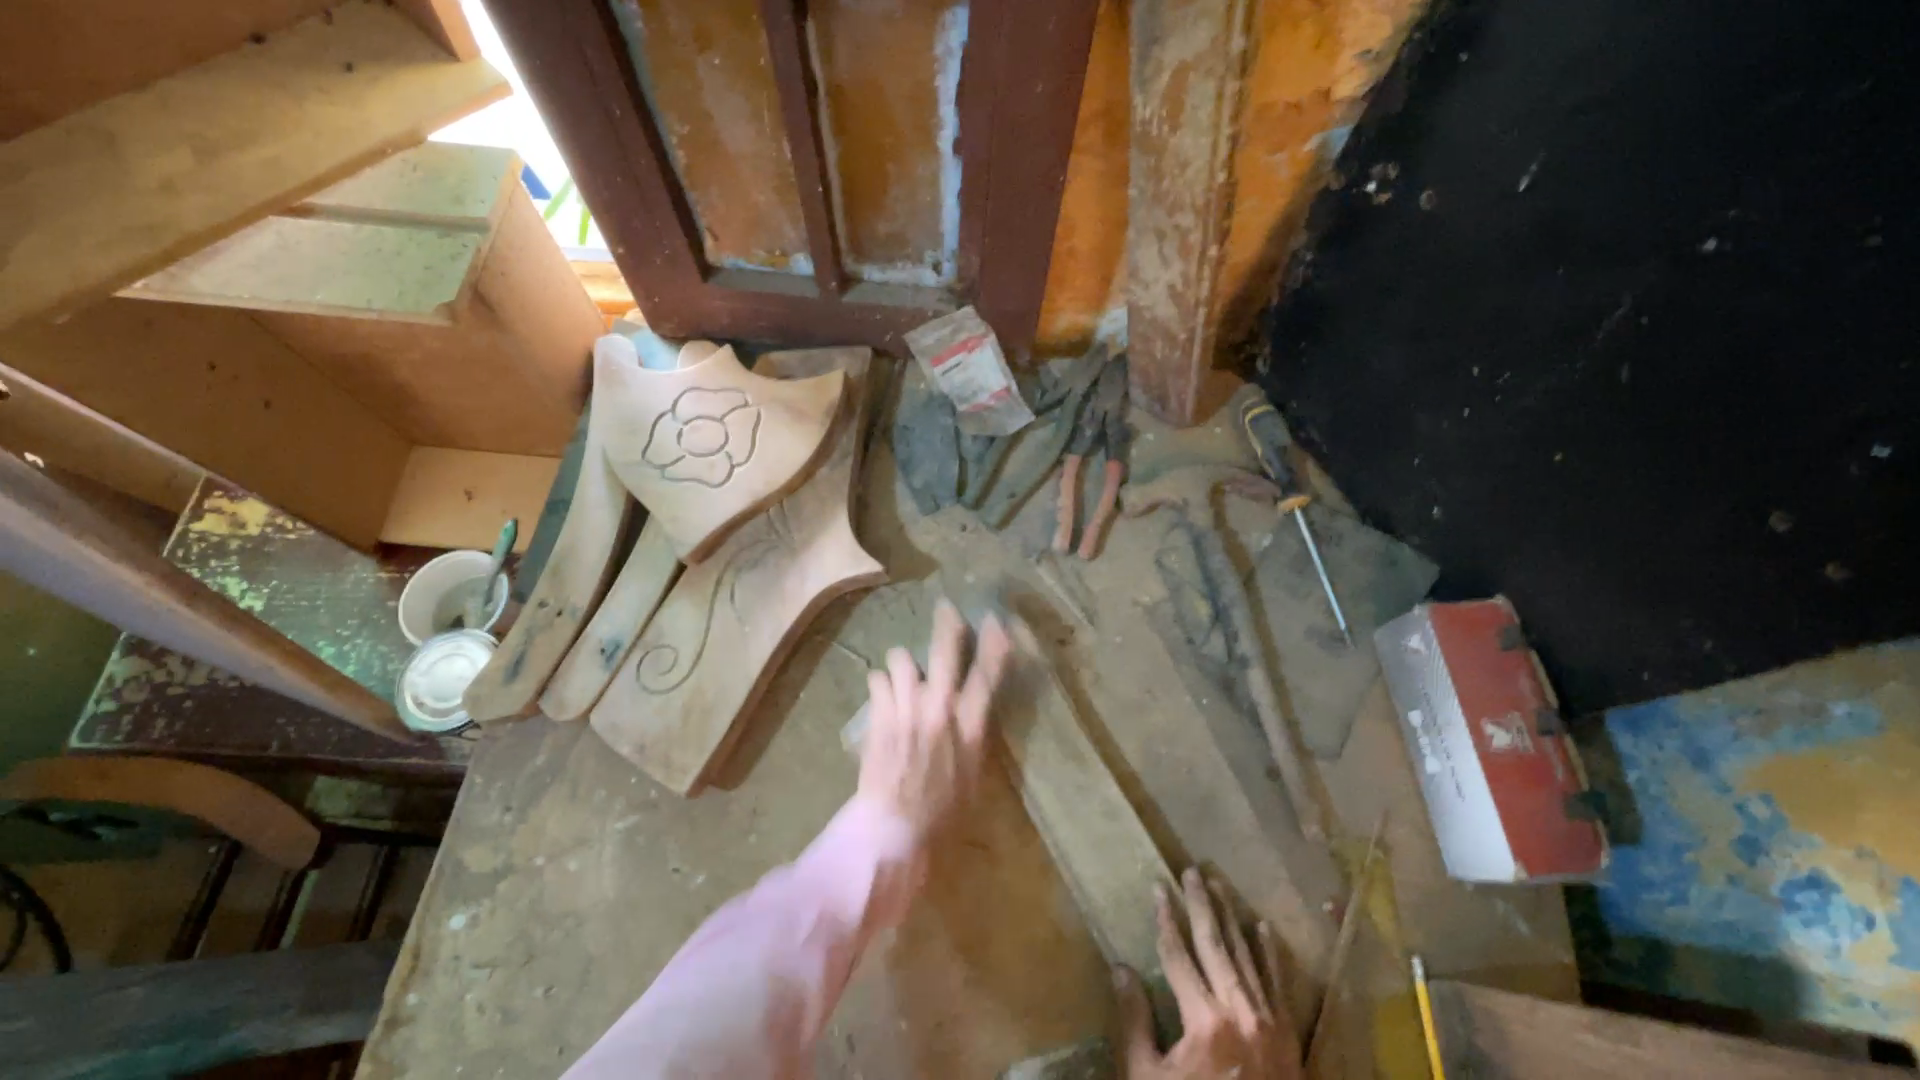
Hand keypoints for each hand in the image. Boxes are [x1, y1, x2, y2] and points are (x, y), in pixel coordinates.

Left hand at [857, 600, 1012, 839]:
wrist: (895, 830)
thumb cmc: (942, 812)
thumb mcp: (973, 776)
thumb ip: (973, 736)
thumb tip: (972, 709)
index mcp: (970, 727)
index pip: (987, 674)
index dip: (994, 643)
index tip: (995, 620)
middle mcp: (940, 711)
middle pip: (945, 652)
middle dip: (947, 625)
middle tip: (945, 609)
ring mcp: (906, 710)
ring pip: (903, 659)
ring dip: (904, 664)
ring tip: (903, 674)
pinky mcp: (879, 717)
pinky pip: (878, 680)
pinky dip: (881, 684)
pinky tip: (884, 694)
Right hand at [1115, 868, 1302, 1078]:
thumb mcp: (1147, 1077)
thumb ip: (1135, 1021)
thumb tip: (1120, 968)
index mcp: (1204, 1021)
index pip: (1179, 954)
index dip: (1166, 918)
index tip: (1158, 886)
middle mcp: (1241, 1012)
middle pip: (1216, 945)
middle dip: (1201, 905)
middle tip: (1191, 871)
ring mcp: (1270, 1023)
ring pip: (1248, 956)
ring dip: (1232, 918)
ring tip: (1220, 886)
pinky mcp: (1289, 1037)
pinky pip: (1278, 983)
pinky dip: (1269, 953)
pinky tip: (1262, 928)